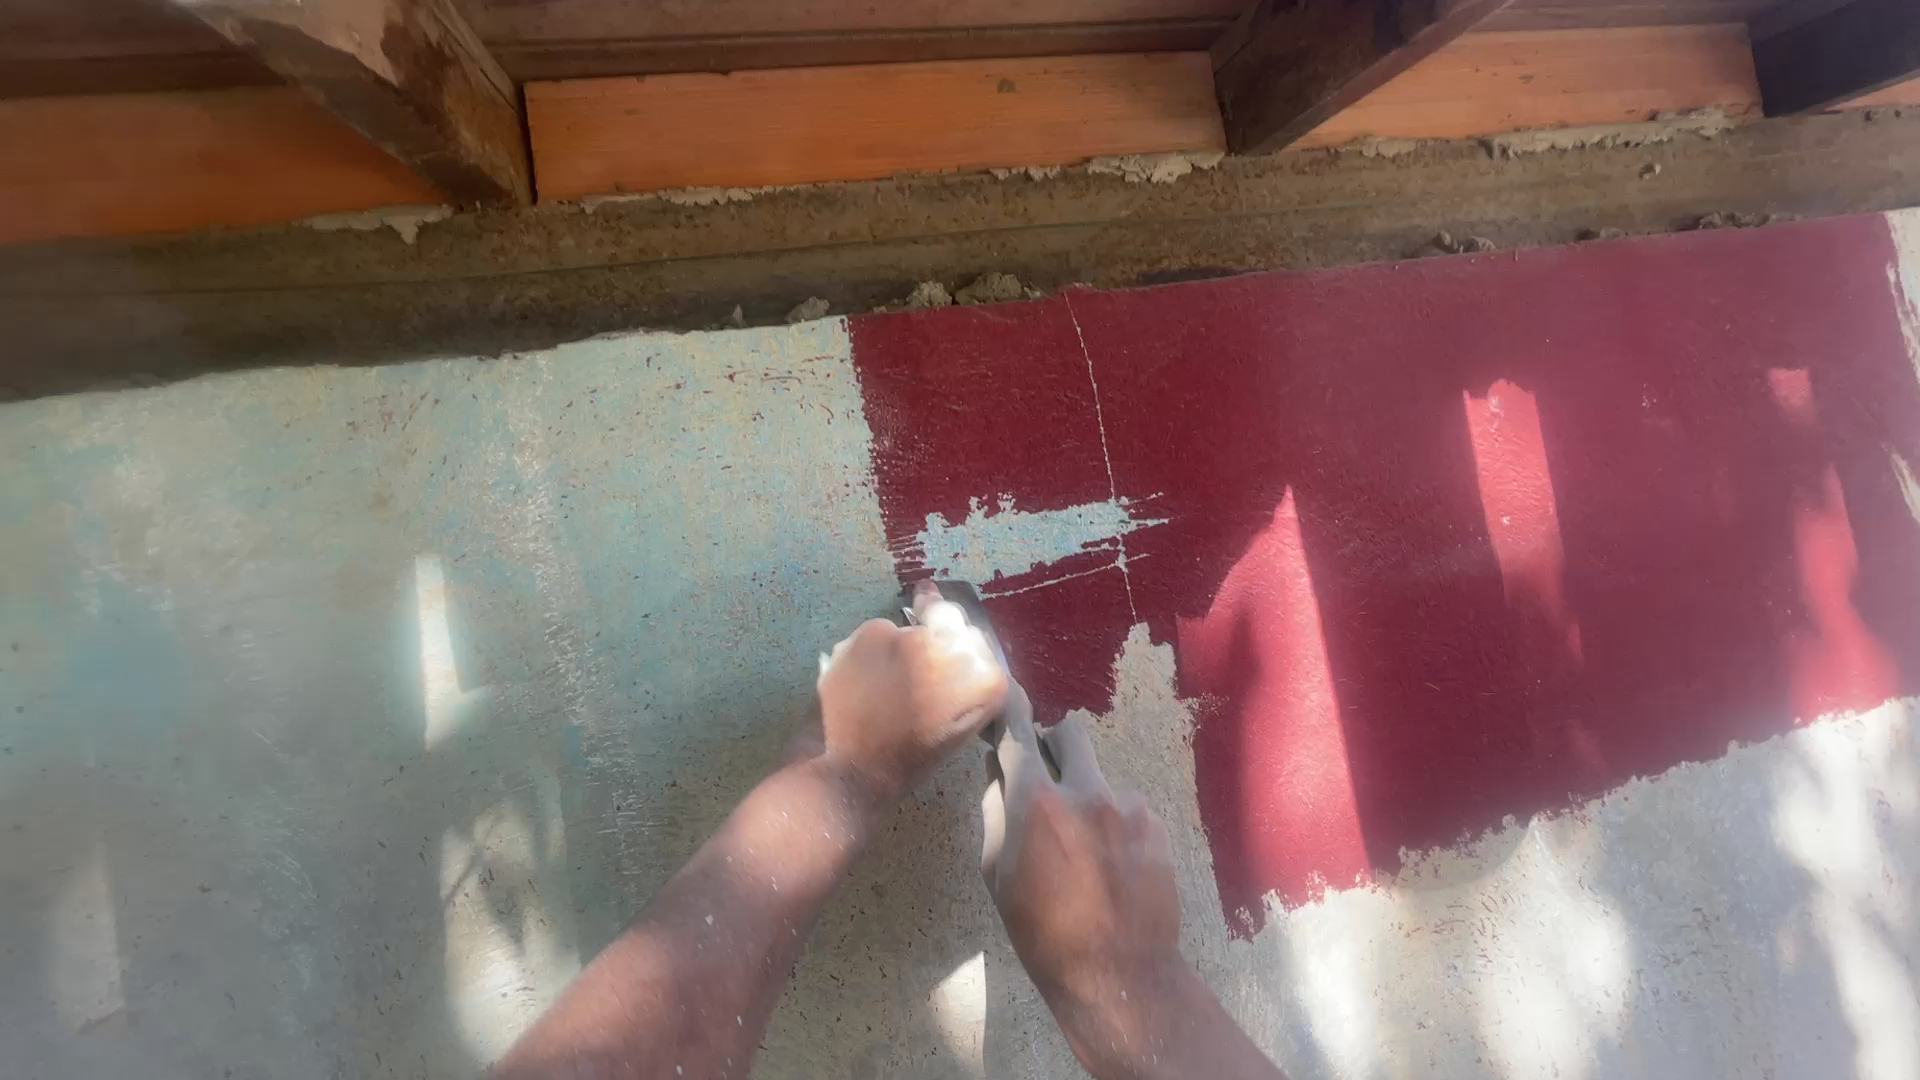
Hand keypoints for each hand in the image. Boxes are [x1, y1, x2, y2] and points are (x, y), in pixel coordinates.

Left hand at [814, 581, 1008, 804]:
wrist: (853, 769)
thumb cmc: (909, 759)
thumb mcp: (960, 726)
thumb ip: (968, 685)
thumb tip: (959, 653)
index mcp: (988, 680)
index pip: (982, 650)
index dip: (961, 661)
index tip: (945, 679)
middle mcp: (959, 649)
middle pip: (953, 629)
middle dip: (938, 647)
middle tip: (917, 679)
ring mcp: (915, 635)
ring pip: (914, 629)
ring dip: (906, 648)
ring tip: (887, 681)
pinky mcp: (877, 630)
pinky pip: (882, 631)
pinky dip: (875, 649)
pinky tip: (865, 676)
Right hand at [979, 698, 1187, 1069]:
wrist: (1120, 976)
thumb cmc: (1042, 931)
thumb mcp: (995, 874)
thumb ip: (994, 810)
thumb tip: (997, 770)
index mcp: (1036, 799)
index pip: (1017, 732)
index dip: (1009, 707)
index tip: (1007, 689)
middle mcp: (1084, 788)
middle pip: (1068, 733)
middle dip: (1054, 742)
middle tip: (1048, 773)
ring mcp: (1126, 804)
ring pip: (1098, 775)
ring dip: (1086, 793)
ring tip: (1085, 845)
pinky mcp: (1155, 823)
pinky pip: (1126, 806)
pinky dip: (1114, 822)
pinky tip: (1113, 863)